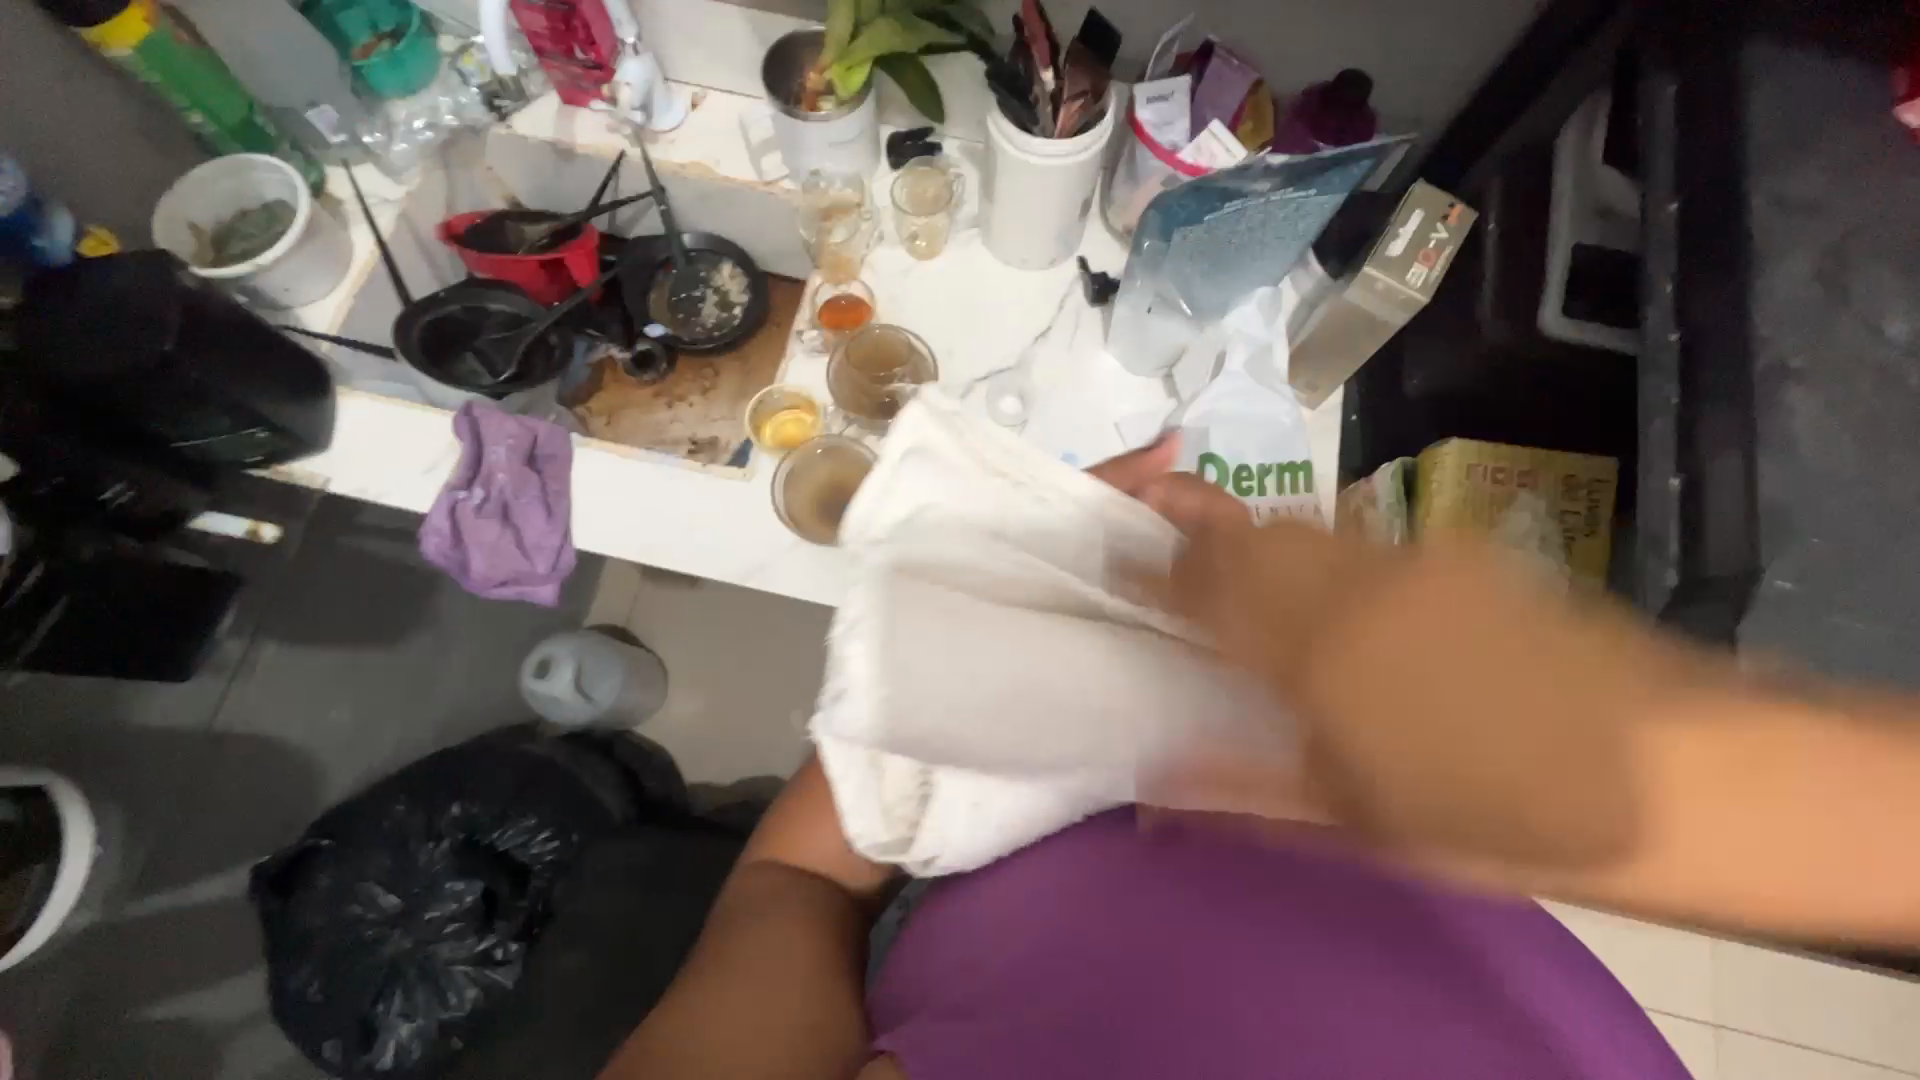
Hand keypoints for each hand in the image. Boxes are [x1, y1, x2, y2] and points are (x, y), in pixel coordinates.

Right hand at [1094, 439, 1642, 875]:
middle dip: (1188, 534)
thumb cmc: (1497, 813)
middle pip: (1242, 538)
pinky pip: (1350, 537)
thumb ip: (1240, 789)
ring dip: (1246, 538)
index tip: (1115, 560)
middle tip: (1152, 537)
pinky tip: (1318, 585)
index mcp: (1316, 650)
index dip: (1151, 570)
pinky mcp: (1456, 554)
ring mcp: (1407, 558)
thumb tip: (1147, 785)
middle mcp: (1350, 584)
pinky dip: (1307, 549)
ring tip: (1223, 560)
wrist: (1683, 772)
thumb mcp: (1353, 822)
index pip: (1204, 588)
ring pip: (1295, 527)